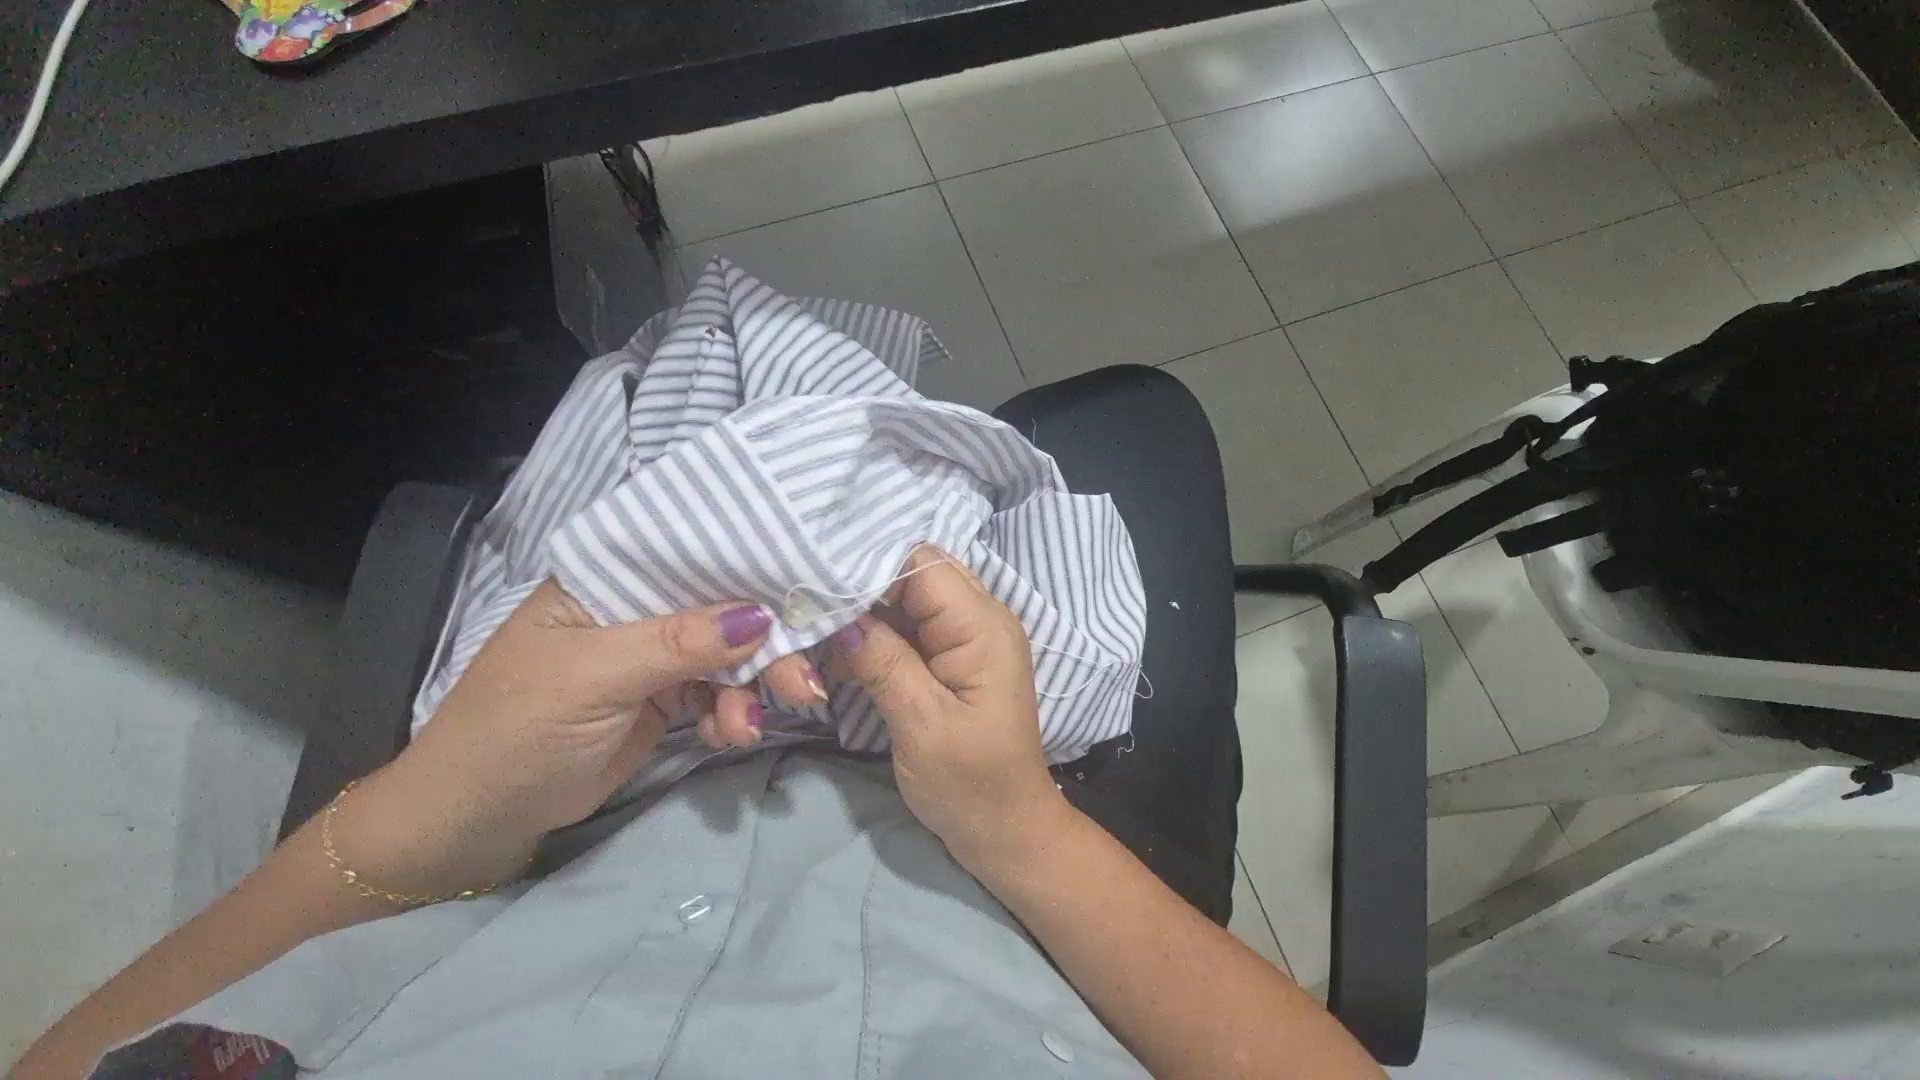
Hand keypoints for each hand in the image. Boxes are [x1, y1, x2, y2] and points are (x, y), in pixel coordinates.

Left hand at [402, 579, 803, 832]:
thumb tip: (760, 614)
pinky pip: (716, 696)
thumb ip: (677, 643)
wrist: (474, 821)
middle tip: (800, 685)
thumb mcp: (593, 678)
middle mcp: (633, 610)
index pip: (687, 557)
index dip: (746, 569)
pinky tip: (728, 734)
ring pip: (726, 656)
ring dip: (749, 689)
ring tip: (747, 729)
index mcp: (604, 581)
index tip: (804, 587)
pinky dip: (730, 715)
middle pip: (719, 611)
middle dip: (762, 646)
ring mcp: (649, 658)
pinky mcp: (662, 701)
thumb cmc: (514, 729)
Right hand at [827, 546, 1074, 876]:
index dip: (870, 566)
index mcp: (983, 626)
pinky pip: (912, 627)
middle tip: (810, 602)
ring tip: (816, 623)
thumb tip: (840, 615)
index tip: (818, 583)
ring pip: (910, 599)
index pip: (922, 565)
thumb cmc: (971, 784)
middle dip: (864, 585)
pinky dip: (877, 633)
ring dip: (866, 610)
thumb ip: (884, 662)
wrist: (1007, 830)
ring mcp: (968, 638)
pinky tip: (841, 649)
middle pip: (916, 573)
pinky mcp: (953, 658)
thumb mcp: (923, 724)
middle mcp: (981, 618)